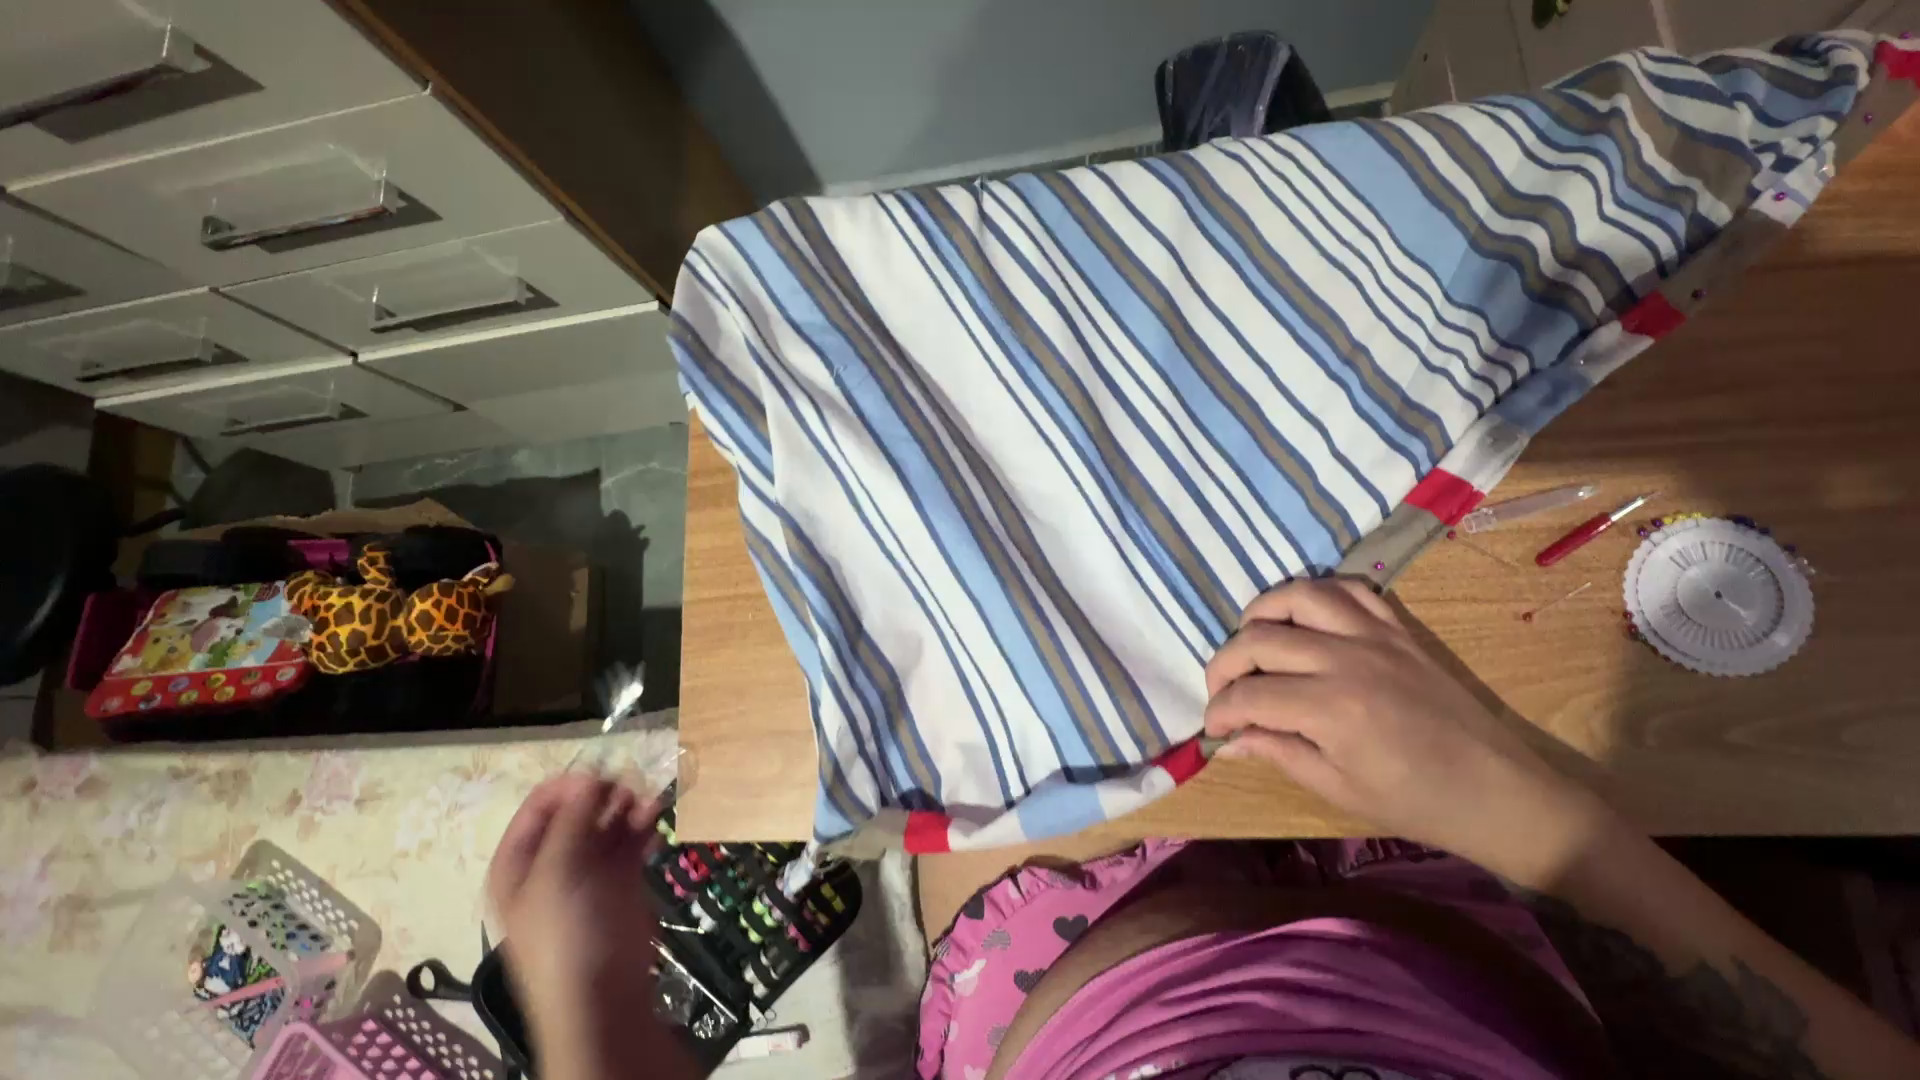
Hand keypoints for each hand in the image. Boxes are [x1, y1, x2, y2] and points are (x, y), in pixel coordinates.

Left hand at [487, 772, 687, 1079]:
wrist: (601, 997)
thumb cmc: (565, 936)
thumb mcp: (557, 875)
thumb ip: (572, 821)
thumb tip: (588, 774)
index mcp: (520, 860)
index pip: (542, 804)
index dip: (571, 785)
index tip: (603, 777)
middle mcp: (552, 859)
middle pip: (578, 809)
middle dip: (606, 794)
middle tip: (633, 788)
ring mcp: (588, 870)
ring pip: (608, 821)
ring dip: (629, 806)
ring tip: (649, 804)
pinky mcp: (621, 879)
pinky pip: (631, 840)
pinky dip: (643, 824)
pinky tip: (657, 817)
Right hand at [1203, 579, 1616, 886]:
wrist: (1499, 792)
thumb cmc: (1416, 802)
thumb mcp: (1337, 788)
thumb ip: (1278, 752)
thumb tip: (1229, 738)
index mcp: (1331, 709)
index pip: (1249, 695)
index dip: (1220, 711)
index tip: (1215, 728)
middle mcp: (1347, 659)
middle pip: (1259, 638)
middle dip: (1224, 664)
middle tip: (1223, 691)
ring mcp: (1375, 636)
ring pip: (1298, 595)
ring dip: (1261, 613)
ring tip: (1252, 640)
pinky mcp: (1399, 628)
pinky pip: (1349, 589)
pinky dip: (1316, 595)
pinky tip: (1303, 618)